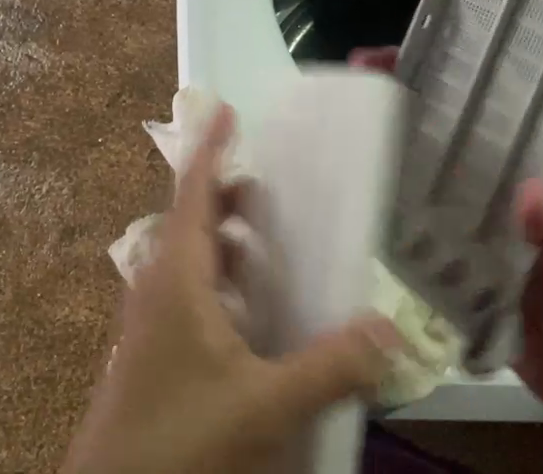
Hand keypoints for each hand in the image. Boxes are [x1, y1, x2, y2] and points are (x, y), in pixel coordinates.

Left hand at [62, 104, 401, 473]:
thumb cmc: (181, 435)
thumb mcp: (264, 403)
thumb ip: (329, 367)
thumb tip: (390, 330)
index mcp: (177, 274)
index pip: (194, 189)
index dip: (211, 146)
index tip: (226, 107)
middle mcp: (158, 284)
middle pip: (194, 220)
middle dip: (232, 197)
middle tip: (279, 187)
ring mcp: (151, 319)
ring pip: (192, 260)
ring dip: (229, 244)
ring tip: (276, 244)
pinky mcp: (154, 352)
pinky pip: (192, 295)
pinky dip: (223, 284)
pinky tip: (256, 315)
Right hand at [344, 47, 542, 420]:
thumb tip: (527, 190)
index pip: (511, 101)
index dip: (474, 61)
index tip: (432, 25)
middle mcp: (512, 180)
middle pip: (461, 122)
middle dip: (417, 89)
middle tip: (366, 66)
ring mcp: (481, 215)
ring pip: (434, 162)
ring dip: (396, 136)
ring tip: (348, 113)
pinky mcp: (456, 252)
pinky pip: (419, 214)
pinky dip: (391, 195)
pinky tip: (356, 183)